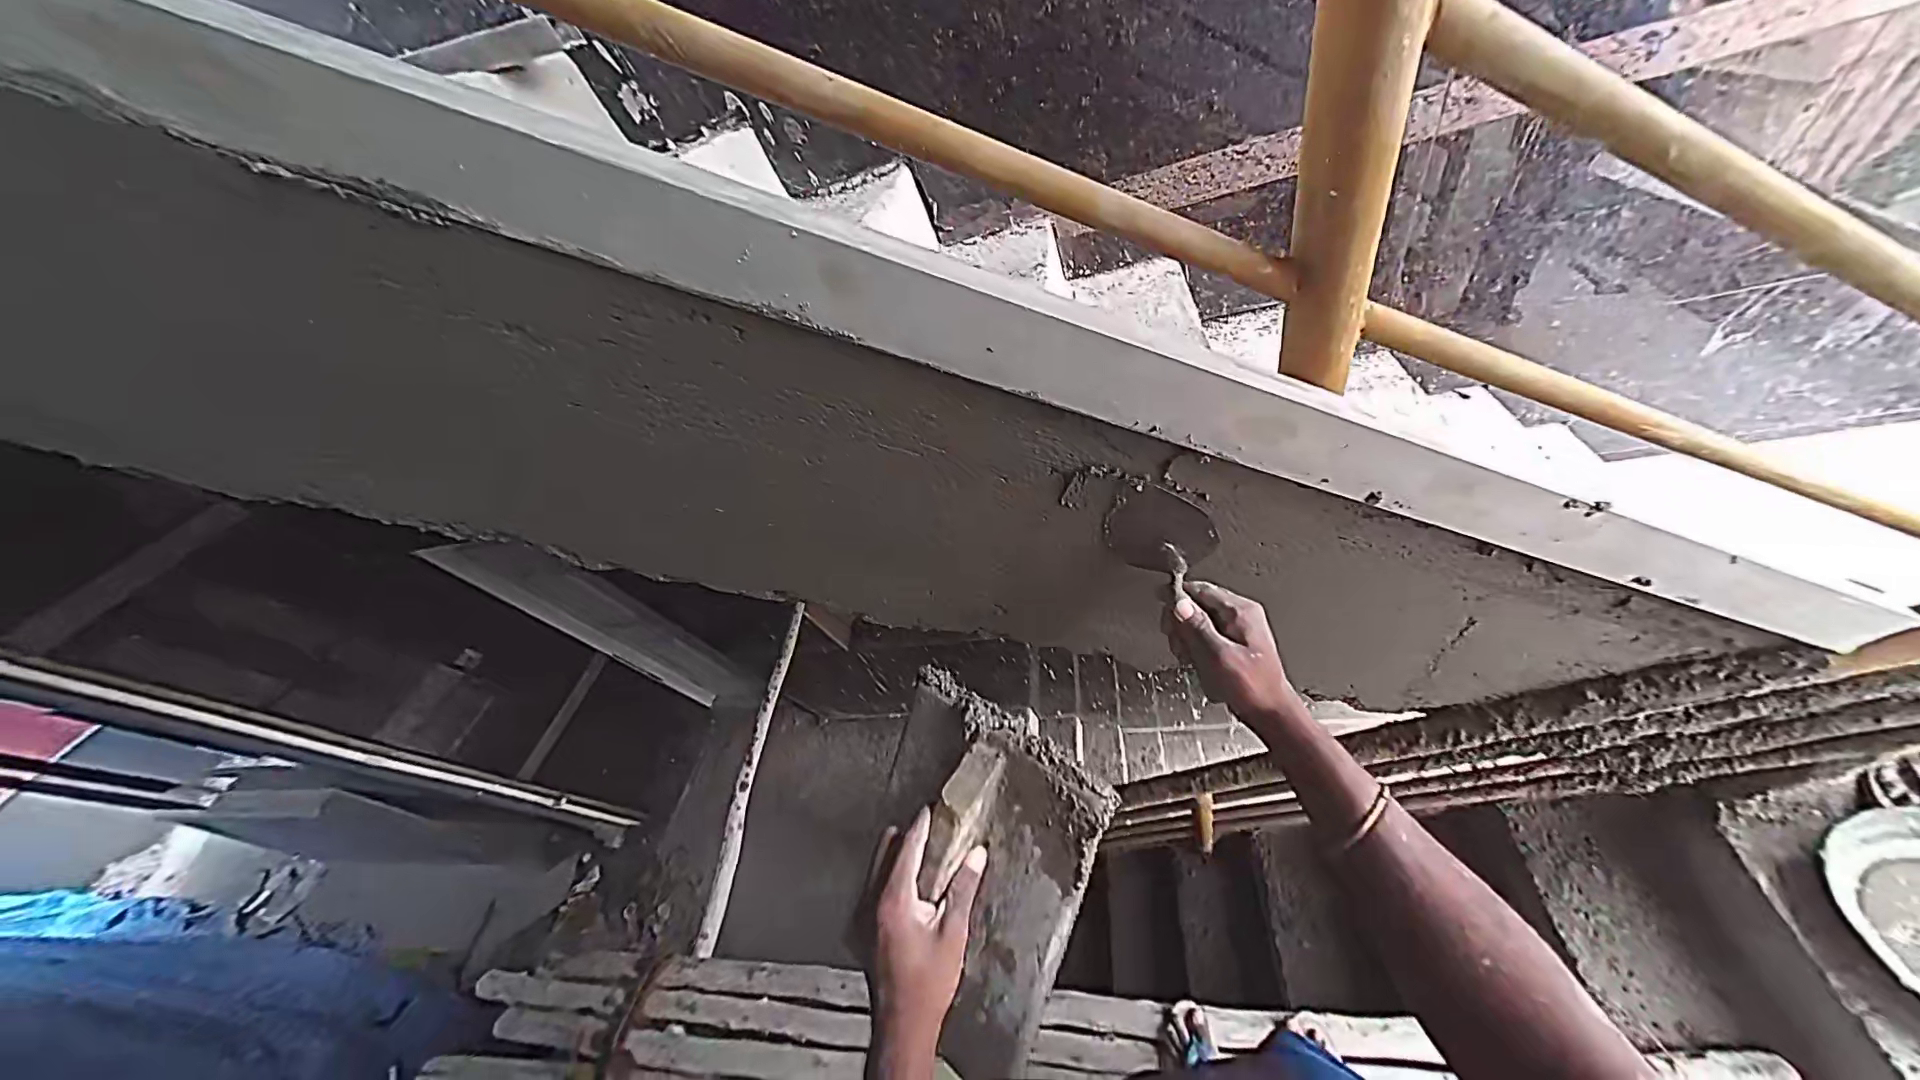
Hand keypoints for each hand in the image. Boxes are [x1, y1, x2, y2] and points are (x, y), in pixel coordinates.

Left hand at [860, 808, 986, 1077]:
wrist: (903, 1024)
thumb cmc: (929, 982)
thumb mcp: (954, 932)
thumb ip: (963, 888)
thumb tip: (976, 854)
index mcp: (893, 900)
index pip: (907, 849)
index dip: (919, 827)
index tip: (928, 810)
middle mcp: (871, 903)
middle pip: (885, 853)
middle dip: (905, 837)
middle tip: (926, 827)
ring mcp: (861, 917)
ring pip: (875, 870)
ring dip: (896, 857)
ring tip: (919, 851)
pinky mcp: (860, 930)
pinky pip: (872, 888)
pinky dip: (888, 876)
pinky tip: (906, 884)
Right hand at [1163, 580, 1301, 724]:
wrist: (1270, 713)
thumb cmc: (1253, 688)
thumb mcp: (1219, 655)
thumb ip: (1197, 627)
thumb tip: (1180, 603)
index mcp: (1240, 612)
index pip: (1199, 590)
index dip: (1177, 601)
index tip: (1165, 617)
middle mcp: (1240, 615)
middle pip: (1196, 606)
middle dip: (1181, 626)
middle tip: (1182, 646)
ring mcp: (1236, 629)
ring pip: (1196, 623)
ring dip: (1187, 641)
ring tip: (1193, 660)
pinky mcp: (1231, 643)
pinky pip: (1203, 637)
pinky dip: (1196, 650)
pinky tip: (1199, 664)